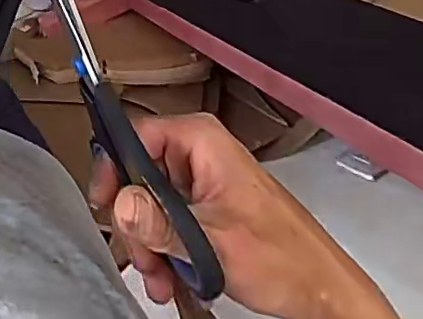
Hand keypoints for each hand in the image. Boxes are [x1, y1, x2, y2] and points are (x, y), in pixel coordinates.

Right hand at [88, 113, 396, 318]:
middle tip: (143, 257)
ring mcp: (202, 177)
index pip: (138, 135)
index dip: (116, 167)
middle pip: (141, 173)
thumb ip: (161, 223)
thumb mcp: (211, 241)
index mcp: (200, 139)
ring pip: (152, 201)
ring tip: (162, 276)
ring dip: (150, 242)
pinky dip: (164, 247)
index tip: (104, 202)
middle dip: (137, 222)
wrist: (317, 287)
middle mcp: (199, 151)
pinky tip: (172, 275)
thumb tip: (121, 203)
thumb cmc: (282, 255)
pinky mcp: (205, 202)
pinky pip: (169, 217)